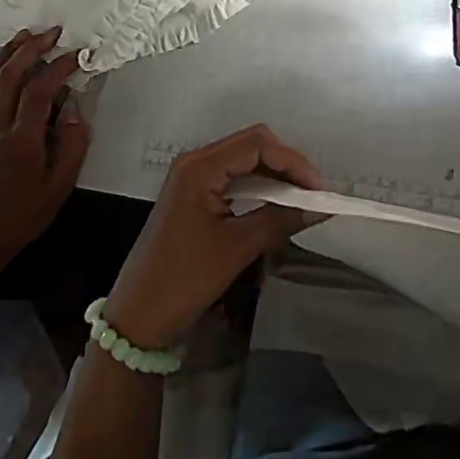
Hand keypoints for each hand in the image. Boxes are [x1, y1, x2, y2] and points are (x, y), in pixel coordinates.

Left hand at [0, 28, 88, 269]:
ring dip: (9, 52)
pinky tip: (0, 59)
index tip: (78, 56)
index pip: (39, 91)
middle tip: (52, 33)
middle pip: (9, 75)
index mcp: (21, 141)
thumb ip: (72, 144)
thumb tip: (75, 110)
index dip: (59, 68)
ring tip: (27, 35)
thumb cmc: (24, 213)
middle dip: (31, 48)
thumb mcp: (60, 185)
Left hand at [103, 125, 325, 349]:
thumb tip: (320, 208)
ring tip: (301, 199)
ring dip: (275, 174)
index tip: (319, 189)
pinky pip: (233, 175)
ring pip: (244, 158)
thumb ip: (281, 220)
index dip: (293, 162)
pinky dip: (259, 184)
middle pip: (252, 144)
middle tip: (312, 193)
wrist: (139, 314)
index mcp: (200, 168)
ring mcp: (191, 175)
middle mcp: (194, 162)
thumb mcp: (238, 248)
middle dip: (287, 164)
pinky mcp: (193, 191)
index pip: (257, 145)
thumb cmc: (185, 279)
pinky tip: (277, 203)